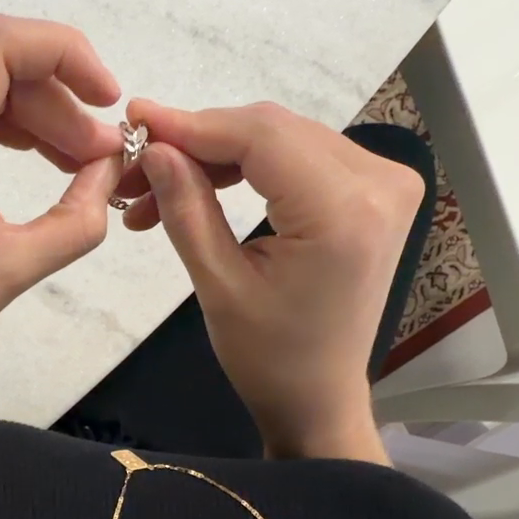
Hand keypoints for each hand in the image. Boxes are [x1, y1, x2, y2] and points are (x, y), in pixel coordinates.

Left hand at [0, 15, 125, 413]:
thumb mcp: (15, 269)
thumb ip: (78, 217)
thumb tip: (110, 168)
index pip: (0, 47)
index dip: (66, 53)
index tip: (106, 99)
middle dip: (62, 102)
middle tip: (99, 156)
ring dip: (42, 117)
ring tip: (81, 164)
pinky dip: (13, 131)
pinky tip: (47, 160)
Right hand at [118, 100, 424, 460]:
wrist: (316, 396)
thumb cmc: (266, 358)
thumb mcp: (218, 287)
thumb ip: (187, 209)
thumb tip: (153, 148)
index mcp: (344, 210)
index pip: (261, 137)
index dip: (192, 125)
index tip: (135, 121)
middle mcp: (379, 181)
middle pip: (273, 131)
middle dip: (198, 143)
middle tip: (135, 171)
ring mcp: (384, 182)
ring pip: (283, 140)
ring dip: (218, 156)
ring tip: (156, 187)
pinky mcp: (375, 191)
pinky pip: (301, 158)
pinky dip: (249, 167)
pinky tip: (203, 184)